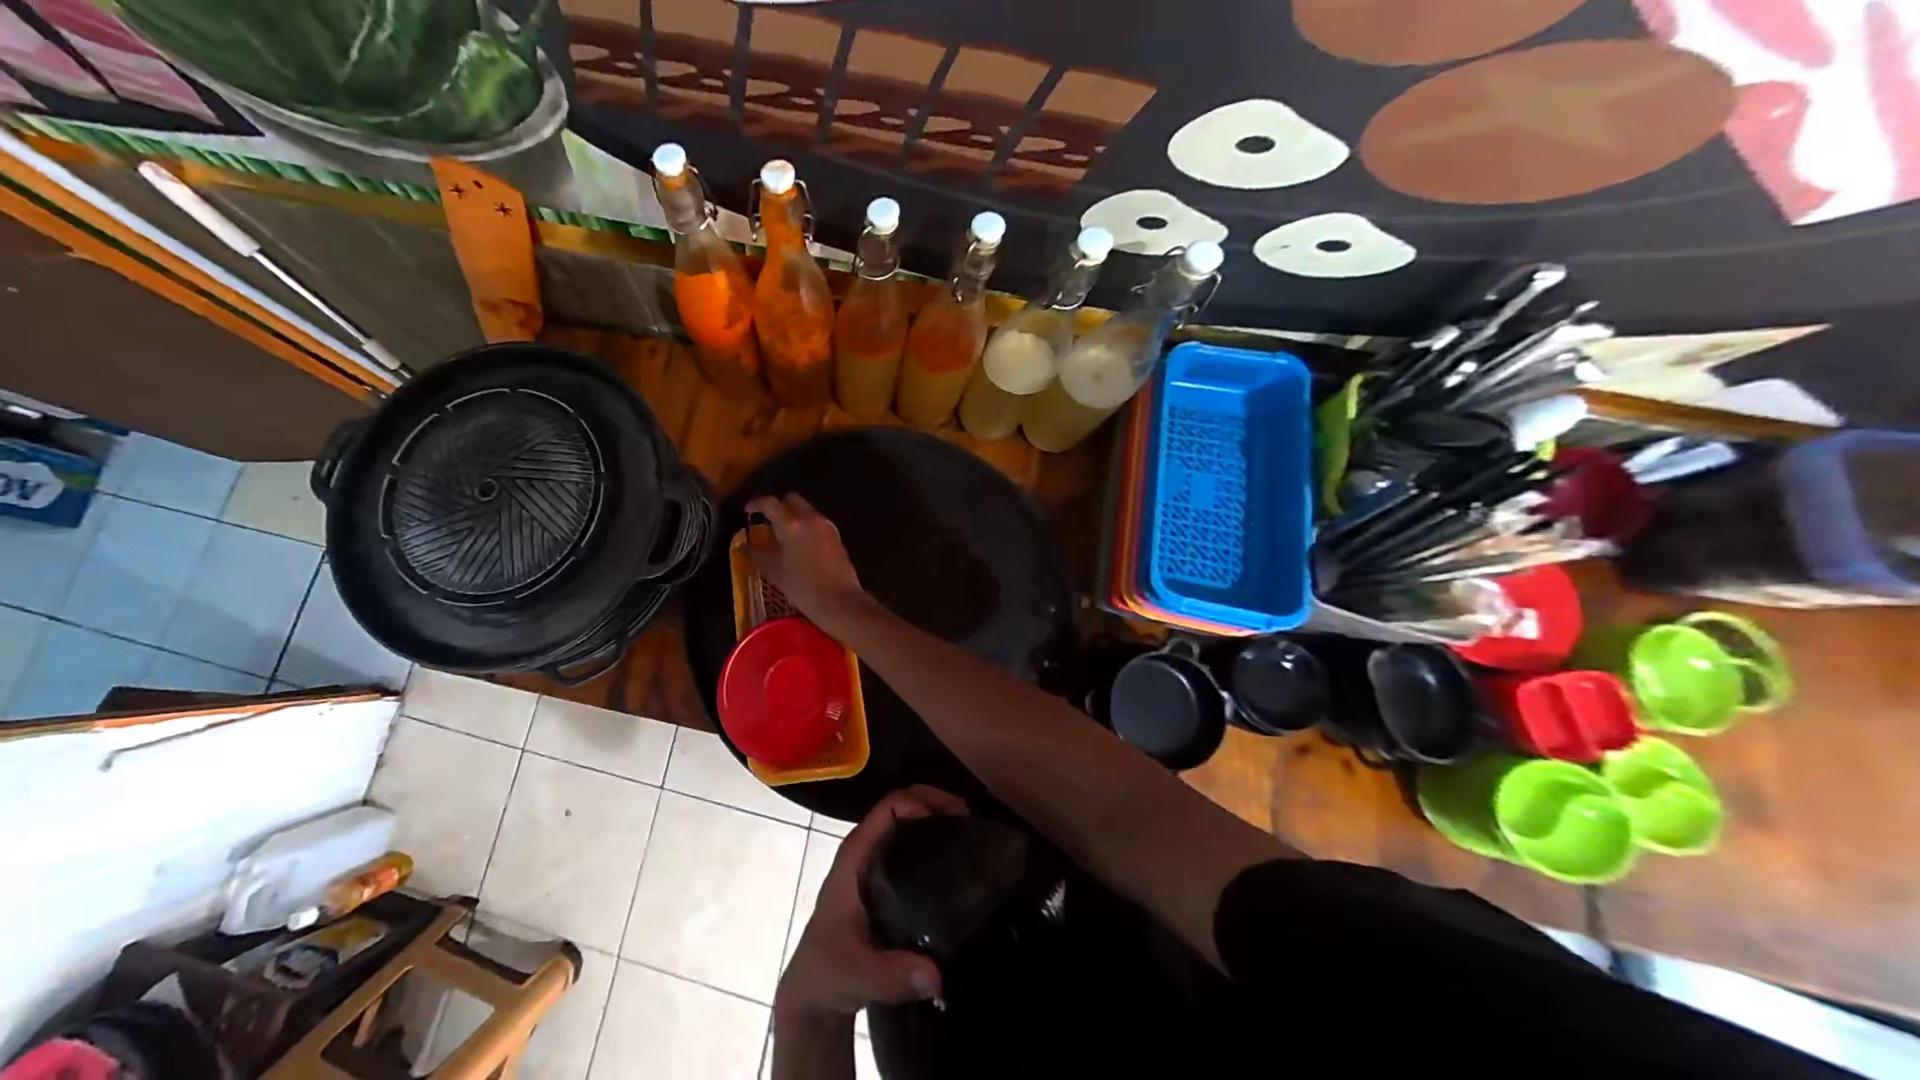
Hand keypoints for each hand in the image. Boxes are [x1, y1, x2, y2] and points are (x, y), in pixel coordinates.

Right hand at [745, 494, 870, 632]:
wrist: (839, 601)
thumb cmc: (803, 587)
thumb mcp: (774, 572)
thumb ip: (757, 555)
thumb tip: (743, 546)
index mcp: (792, 525)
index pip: (770, 503)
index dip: (756, 503)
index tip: (748, 510)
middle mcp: (812, 519)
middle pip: (793, 500)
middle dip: (778, 505)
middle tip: (767, 519)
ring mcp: (827, 527)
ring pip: (807, 511)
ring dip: (794, 516)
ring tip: (782, 534)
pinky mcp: (837, 538)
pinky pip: (818, 524)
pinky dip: (806, 527)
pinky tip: (800, 545)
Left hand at [776, 785, 968, 1017]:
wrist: (813, 999)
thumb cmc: (827, 976)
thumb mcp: (856, 975)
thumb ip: (891, 975)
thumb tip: (936, 977)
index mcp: (854, 858)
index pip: (889, 808)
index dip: (922, 803)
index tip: (956, 817)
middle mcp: (865, 853)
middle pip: (902, 808)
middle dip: (936, 805)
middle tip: (971, 822)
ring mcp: (874, 867)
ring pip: (908, 827)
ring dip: (938, 822)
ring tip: (973, 836)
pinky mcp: (885, 884)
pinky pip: (912, 849)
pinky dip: (935, 844)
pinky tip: (959, 863)